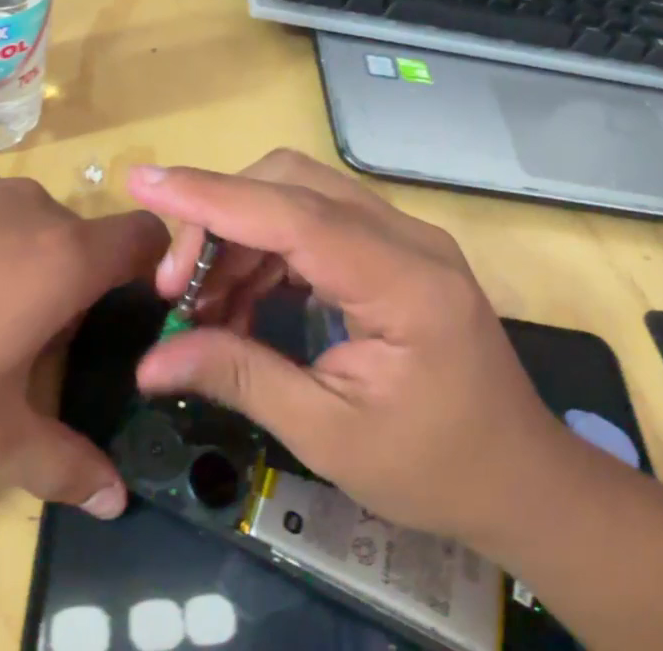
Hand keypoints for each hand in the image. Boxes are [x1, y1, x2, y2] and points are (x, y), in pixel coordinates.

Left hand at [0, 157, 167, 517]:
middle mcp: (25, 202)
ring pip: (13, 218)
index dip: (149, 270)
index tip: (122, 311)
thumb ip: (61, 465)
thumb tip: (114, 499)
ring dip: (5, 255)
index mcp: (60, 257)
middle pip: (71, 237)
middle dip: (62, 282)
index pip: (144, 238)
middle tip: (14, 338)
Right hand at [128, 150, 572, 539]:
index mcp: (404, 283)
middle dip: (218, 219)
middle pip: (291, 184)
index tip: (142, 182)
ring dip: (236, 239)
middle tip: (173, 288)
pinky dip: (263, 255)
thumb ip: (239, 377)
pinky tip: (236, 305)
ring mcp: (403, 240)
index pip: (293, 214)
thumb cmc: (433, 468)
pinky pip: (311, 227)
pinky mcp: (391, 253)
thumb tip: (151, 361)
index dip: (212, 197)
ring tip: (196, 307)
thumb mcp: (328, 434)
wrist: (520, 480)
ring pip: (296, 198)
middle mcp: (407, 239)